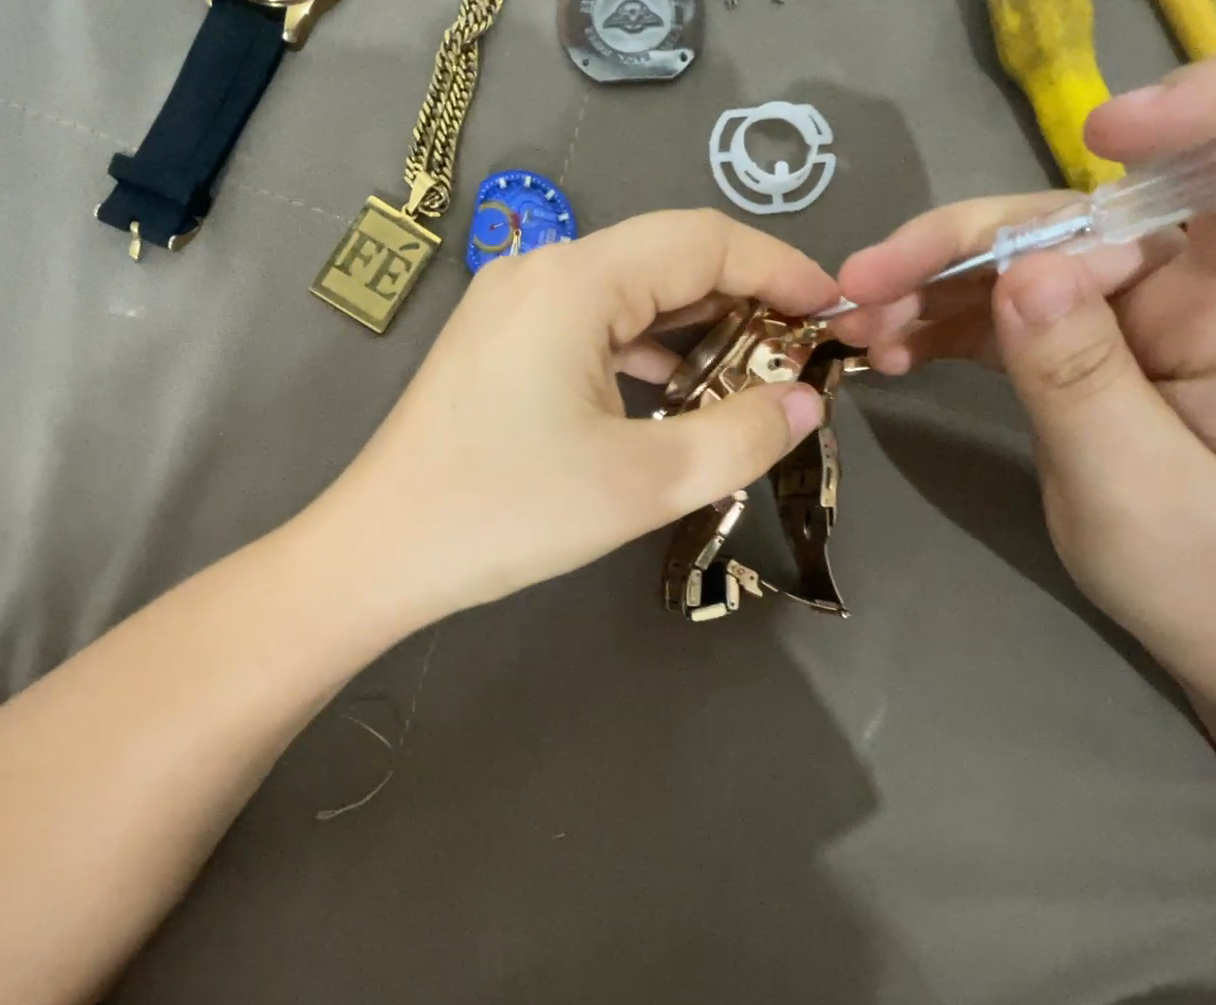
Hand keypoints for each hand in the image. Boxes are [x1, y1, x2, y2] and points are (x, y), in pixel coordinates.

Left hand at [316, 209, 840, 619]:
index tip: (834, 313)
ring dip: (691, 336)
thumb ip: (739, 435)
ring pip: (626, 299)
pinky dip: (640, 357)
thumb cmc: (508, 513)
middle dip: (740, 307)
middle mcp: (539, 272)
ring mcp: (509, 308)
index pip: (704, 240)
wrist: (381, 553)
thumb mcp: (643, 482)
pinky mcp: (495, 347)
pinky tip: (671, 400)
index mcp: (576, 280)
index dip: (781, 268)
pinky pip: (588, 331)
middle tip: (797, 362)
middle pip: (665, 262)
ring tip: (747, 386)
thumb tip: (804, 402)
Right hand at [833, 58, 1215, 660]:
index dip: (1205, 114)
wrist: (1201, 605)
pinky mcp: (1071, 341)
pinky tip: (886, 352)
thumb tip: (1020, 272)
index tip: (1099, 130)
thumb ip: (1080, 378)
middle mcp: (1189, 286)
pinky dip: (935, 322)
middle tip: (862, 280)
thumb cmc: (1195, 558)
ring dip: (929, 281)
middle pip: (1082, 213)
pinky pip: (995, 310)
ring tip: (852, 322)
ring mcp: (1122, 312)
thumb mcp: (1133, 484)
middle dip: (966, 237)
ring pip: (1019, 257)